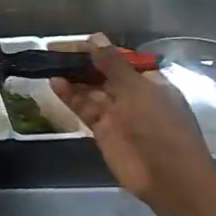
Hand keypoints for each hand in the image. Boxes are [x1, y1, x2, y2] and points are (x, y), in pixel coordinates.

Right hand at [49, 34, 215, 212]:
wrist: (168, 177)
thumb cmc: (160, 127)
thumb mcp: (138, 89)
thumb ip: (113, 64)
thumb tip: (94, 37)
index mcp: (150, 83)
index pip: (120, 59)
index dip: (97, 50)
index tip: (72, 43)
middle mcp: (133, 95)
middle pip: (101, 73)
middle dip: (79, 62)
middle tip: (51, 52)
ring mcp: (116, 113)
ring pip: (89, 89)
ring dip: (70, 77)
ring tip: (47, 65)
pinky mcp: (101, 129)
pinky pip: (82, 107)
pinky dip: (69, 95)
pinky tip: (54, 83)